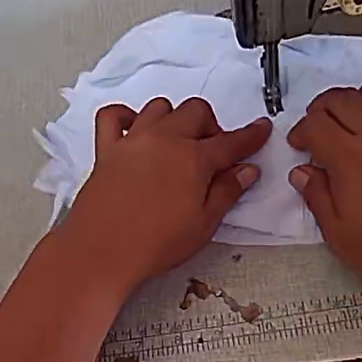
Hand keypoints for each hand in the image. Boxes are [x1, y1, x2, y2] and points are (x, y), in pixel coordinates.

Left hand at [56, 96, 271, 293]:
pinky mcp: (106, 151)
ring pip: (159, 108)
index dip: (249, 136)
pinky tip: (135, 132)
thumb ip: (227, 192)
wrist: (102, 252)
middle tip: (213, 152)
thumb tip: (247, 171)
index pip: (230, 142)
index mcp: (193, 159)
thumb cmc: (154, 244)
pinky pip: (113, 117)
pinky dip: (126, 116)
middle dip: (211, 126)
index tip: (260, 130)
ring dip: (174, 119)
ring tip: (177, 143)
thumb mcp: (203, 224)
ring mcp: (132, 142)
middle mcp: (164, 141)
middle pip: (196, 112)